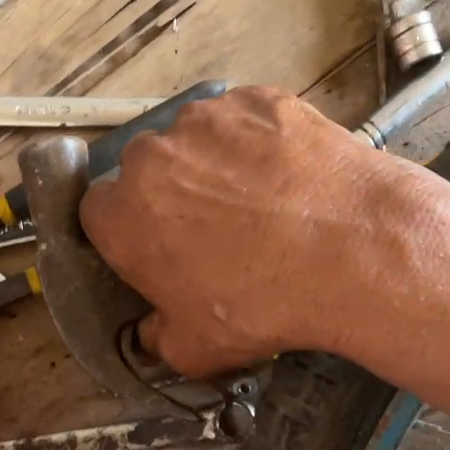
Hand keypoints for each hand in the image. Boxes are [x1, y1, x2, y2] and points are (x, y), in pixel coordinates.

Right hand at [79, 86, 449, 376]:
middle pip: (144, 173)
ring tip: (258, 208)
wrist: (352, 251)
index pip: (98, 214)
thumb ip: (156, 339)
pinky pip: (244, 123)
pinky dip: (257, 146)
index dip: (126, 234)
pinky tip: (287, 182)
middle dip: (168, 199)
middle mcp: (151, 156)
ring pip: (194, 143)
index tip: (154, 251)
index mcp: (121, 217)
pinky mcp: (258, 99)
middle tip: (212, 236)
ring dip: (211, 169)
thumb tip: (151, 333)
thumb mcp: (195, 350)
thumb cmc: (263, 304)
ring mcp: (207, 119)